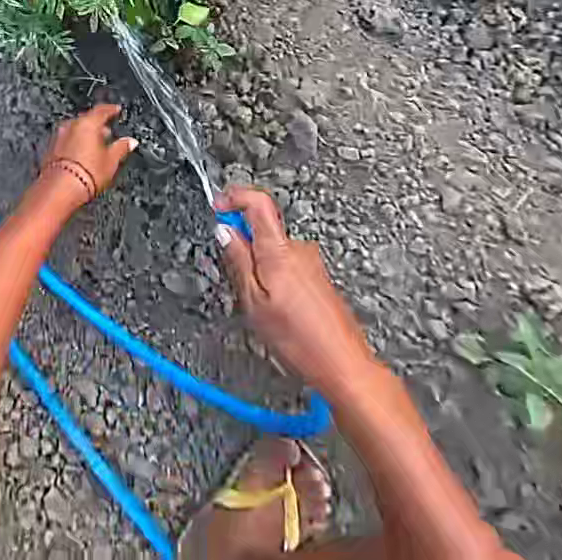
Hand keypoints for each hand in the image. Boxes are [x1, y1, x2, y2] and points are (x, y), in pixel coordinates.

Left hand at [38, 103, 138, 210]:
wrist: (59, 191)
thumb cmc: (85, 174)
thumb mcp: (111, 160)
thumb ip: (121, 147)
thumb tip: (130, 142)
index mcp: (88, 123)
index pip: (102, 110)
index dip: (111, 109)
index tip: (116, 110)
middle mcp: (71, 126)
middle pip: (87, 119)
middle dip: (98, 124)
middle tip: (108, 131)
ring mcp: (58, 137)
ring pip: (76, 130)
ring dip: (86, 135)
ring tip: (95, 146)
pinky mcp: (51, 150)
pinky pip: (67, 141)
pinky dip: (76, 144)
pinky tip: (81, 155)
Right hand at [215, 187, 379, 397]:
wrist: (342, 364)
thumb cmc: (301, 340)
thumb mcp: (254, 302)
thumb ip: (238, 260)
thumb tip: (225, 232)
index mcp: (279, 250)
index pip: (258, 201)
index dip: (234, 196)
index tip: (219, 204)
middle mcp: (298, 249)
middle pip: (263, 226)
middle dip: (243, 242)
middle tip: (236, 274)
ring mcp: (311, 262)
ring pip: (274, 249)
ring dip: (259, 265)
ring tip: (261, 303)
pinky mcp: (317, 277)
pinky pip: (287, 264)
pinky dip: (274, 276)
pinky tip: (277, 308)